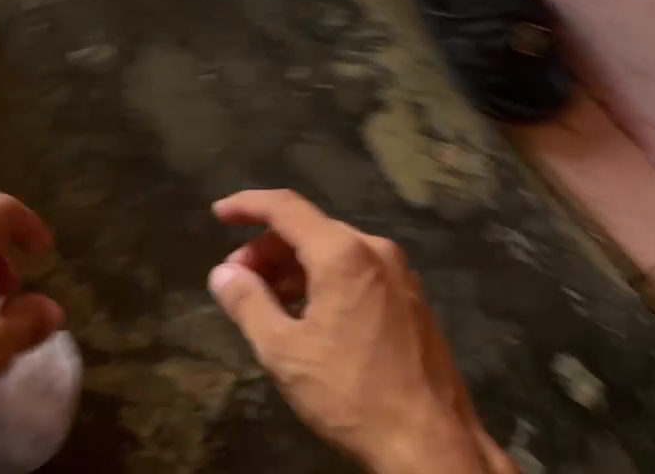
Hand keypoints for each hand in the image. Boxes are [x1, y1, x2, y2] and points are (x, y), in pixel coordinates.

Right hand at [206, 190, 513, 473]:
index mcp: (342, 254)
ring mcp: (400, 278)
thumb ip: (246, 301)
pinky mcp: (412, 305)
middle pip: (307, 229)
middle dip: (265, 249)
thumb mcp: (282, 350)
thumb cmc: (353, 395)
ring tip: (266, 303)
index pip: (284, 207)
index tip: (217, 215)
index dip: (246, 205)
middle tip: (238, 280)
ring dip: (292, 268)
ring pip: (332, 252)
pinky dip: (321, 281)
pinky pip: (355, 273)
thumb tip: (223, 274)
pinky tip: (305, 317)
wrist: (437, 453)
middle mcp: (375, 252)